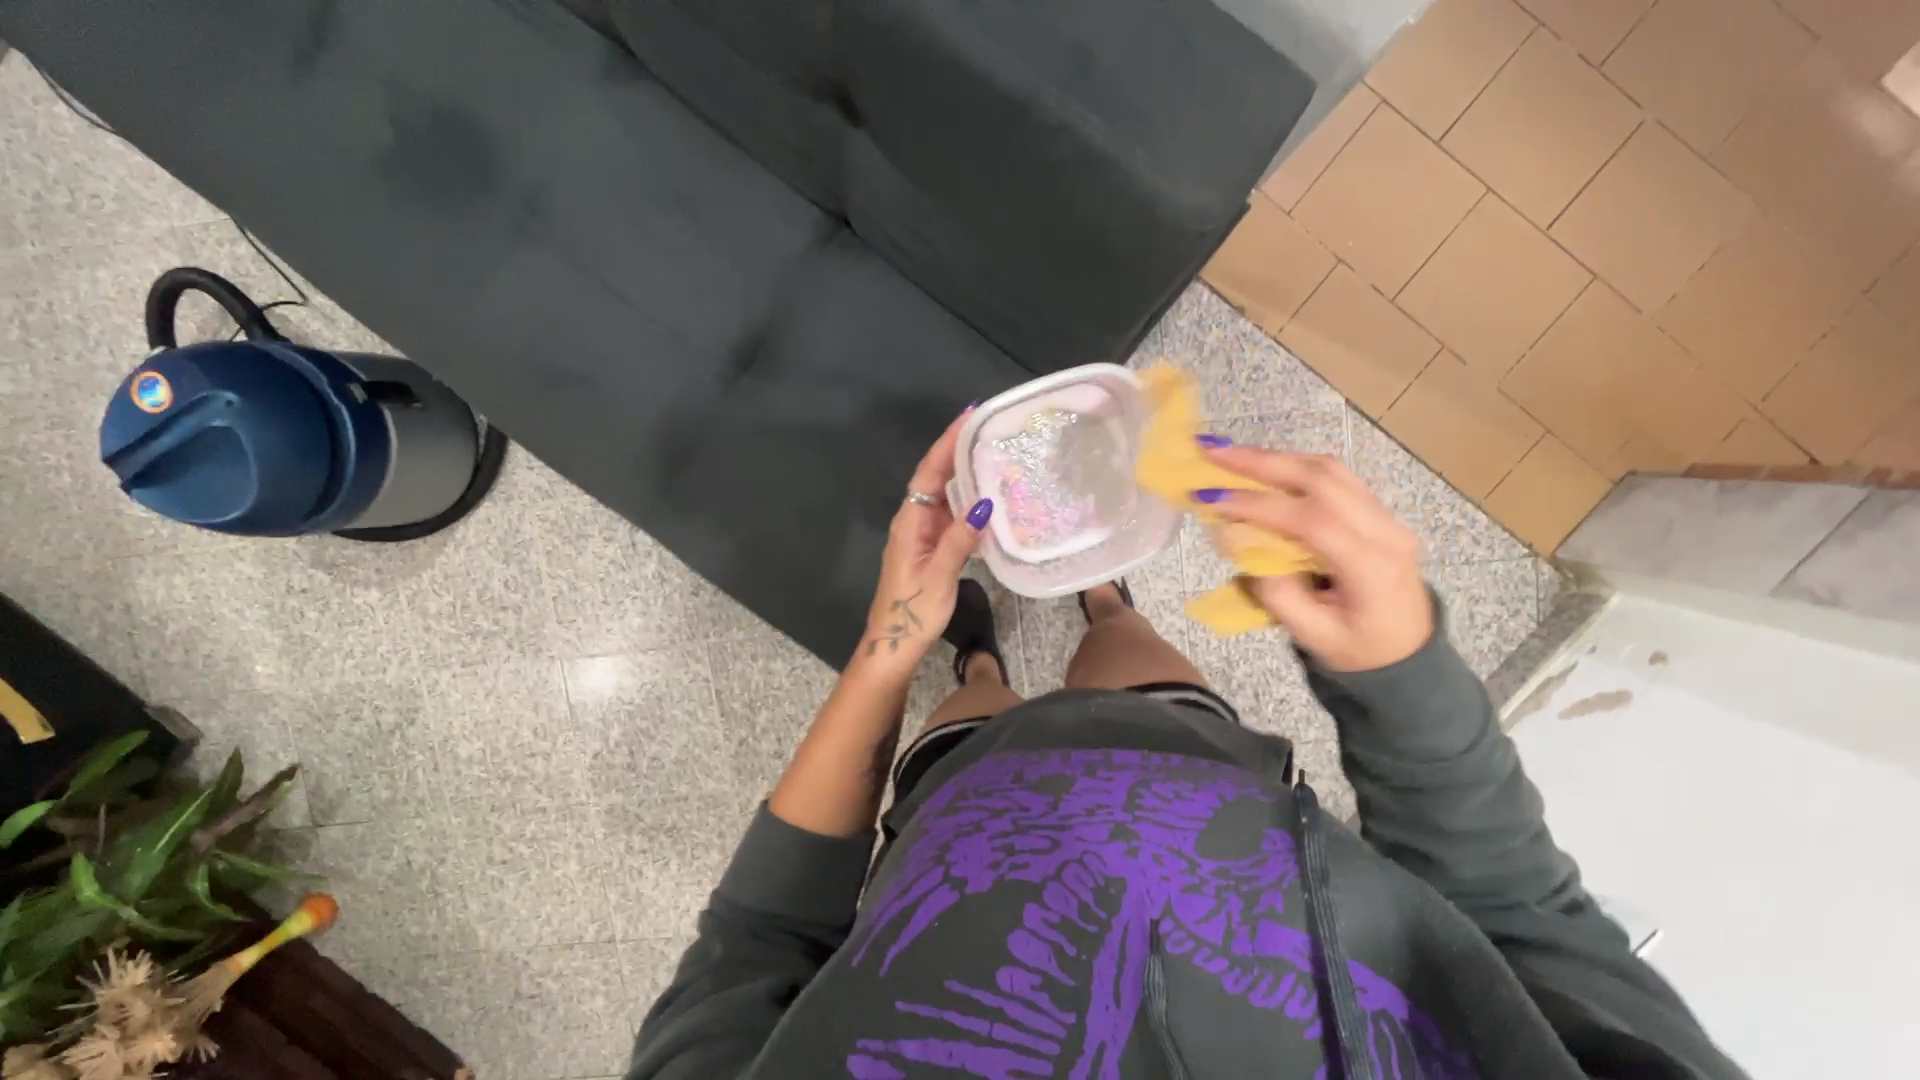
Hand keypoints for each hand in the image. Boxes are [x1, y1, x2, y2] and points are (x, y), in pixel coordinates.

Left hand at [859, 411, 993, 666]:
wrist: (895, 645)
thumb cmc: (912, 612)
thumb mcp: (939, 577)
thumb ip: (960, 540)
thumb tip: (983, 505)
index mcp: (910, 522)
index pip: (929, 471)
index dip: (947, 443)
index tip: (969, 417)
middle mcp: (914, 521)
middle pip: (936, 477)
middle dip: (960, 451)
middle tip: (990, 429)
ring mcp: (923, 535)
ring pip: (946, 496)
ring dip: (967, 476)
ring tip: (996, 456)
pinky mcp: (932, 548)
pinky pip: (951, 516)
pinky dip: (969, 504)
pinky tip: (991, 500)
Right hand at [1199, 448, 1431, 671]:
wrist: (1410, 657)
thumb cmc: (1360, 652)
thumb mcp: (1314, 635)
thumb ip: (1276, 592)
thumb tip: (1240, 545)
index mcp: (1372, 566)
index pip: (1310, 520)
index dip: (1258, 505)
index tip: (1211, 498)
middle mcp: (1385, 530)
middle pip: (1321, 478)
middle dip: (1261, 462)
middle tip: (1212, 453)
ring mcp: (1385, 517)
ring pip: (1329, 469)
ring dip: (1276, 457)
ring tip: (1229, 454)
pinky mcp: (1376, 512)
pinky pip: (1334, 477)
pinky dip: (1293, 467)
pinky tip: (1261, 468)